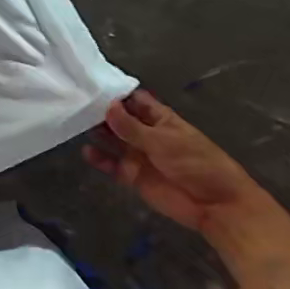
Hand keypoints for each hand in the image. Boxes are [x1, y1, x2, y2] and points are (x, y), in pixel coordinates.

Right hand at [83, 90, 271, 234]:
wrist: (214, 204)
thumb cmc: (196, 162)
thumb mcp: (163, 141)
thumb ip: (132, 127)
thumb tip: (108, 107)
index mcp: (159, 118)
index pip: (134, 100)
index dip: (116, 93)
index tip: (91, 84)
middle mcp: (146, 134)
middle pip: (120, 119)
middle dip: (102, 112)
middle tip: (76, 102)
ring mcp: (139, 155)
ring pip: (114, 140)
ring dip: (98, 133)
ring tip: (75, 123)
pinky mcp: (134, 176)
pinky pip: (113, 164)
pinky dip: (100, 159)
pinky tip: (86, 152)